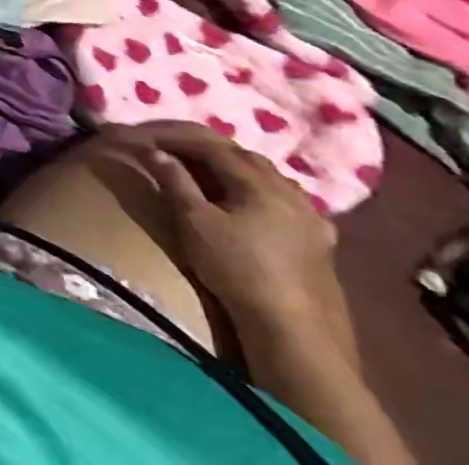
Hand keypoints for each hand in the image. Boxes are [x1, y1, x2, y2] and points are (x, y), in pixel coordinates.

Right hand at [109, 122, 343, 328]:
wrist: (293, 331)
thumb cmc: (237, 271)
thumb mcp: (195, 224)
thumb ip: (176, 183)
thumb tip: (156, 152)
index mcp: (257, 180)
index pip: (211, 145)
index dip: (177, 137)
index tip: (149, 137)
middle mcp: (287, 188)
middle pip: (241, 154)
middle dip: (204, 146)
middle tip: (173, 147)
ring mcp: (309, 214)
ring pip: (266, 175)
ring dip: (233, 166)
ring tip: (207, 170)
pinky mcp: (319, 239)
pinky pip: (284, 198)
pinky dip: (258, 189)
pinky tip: (254, 201)